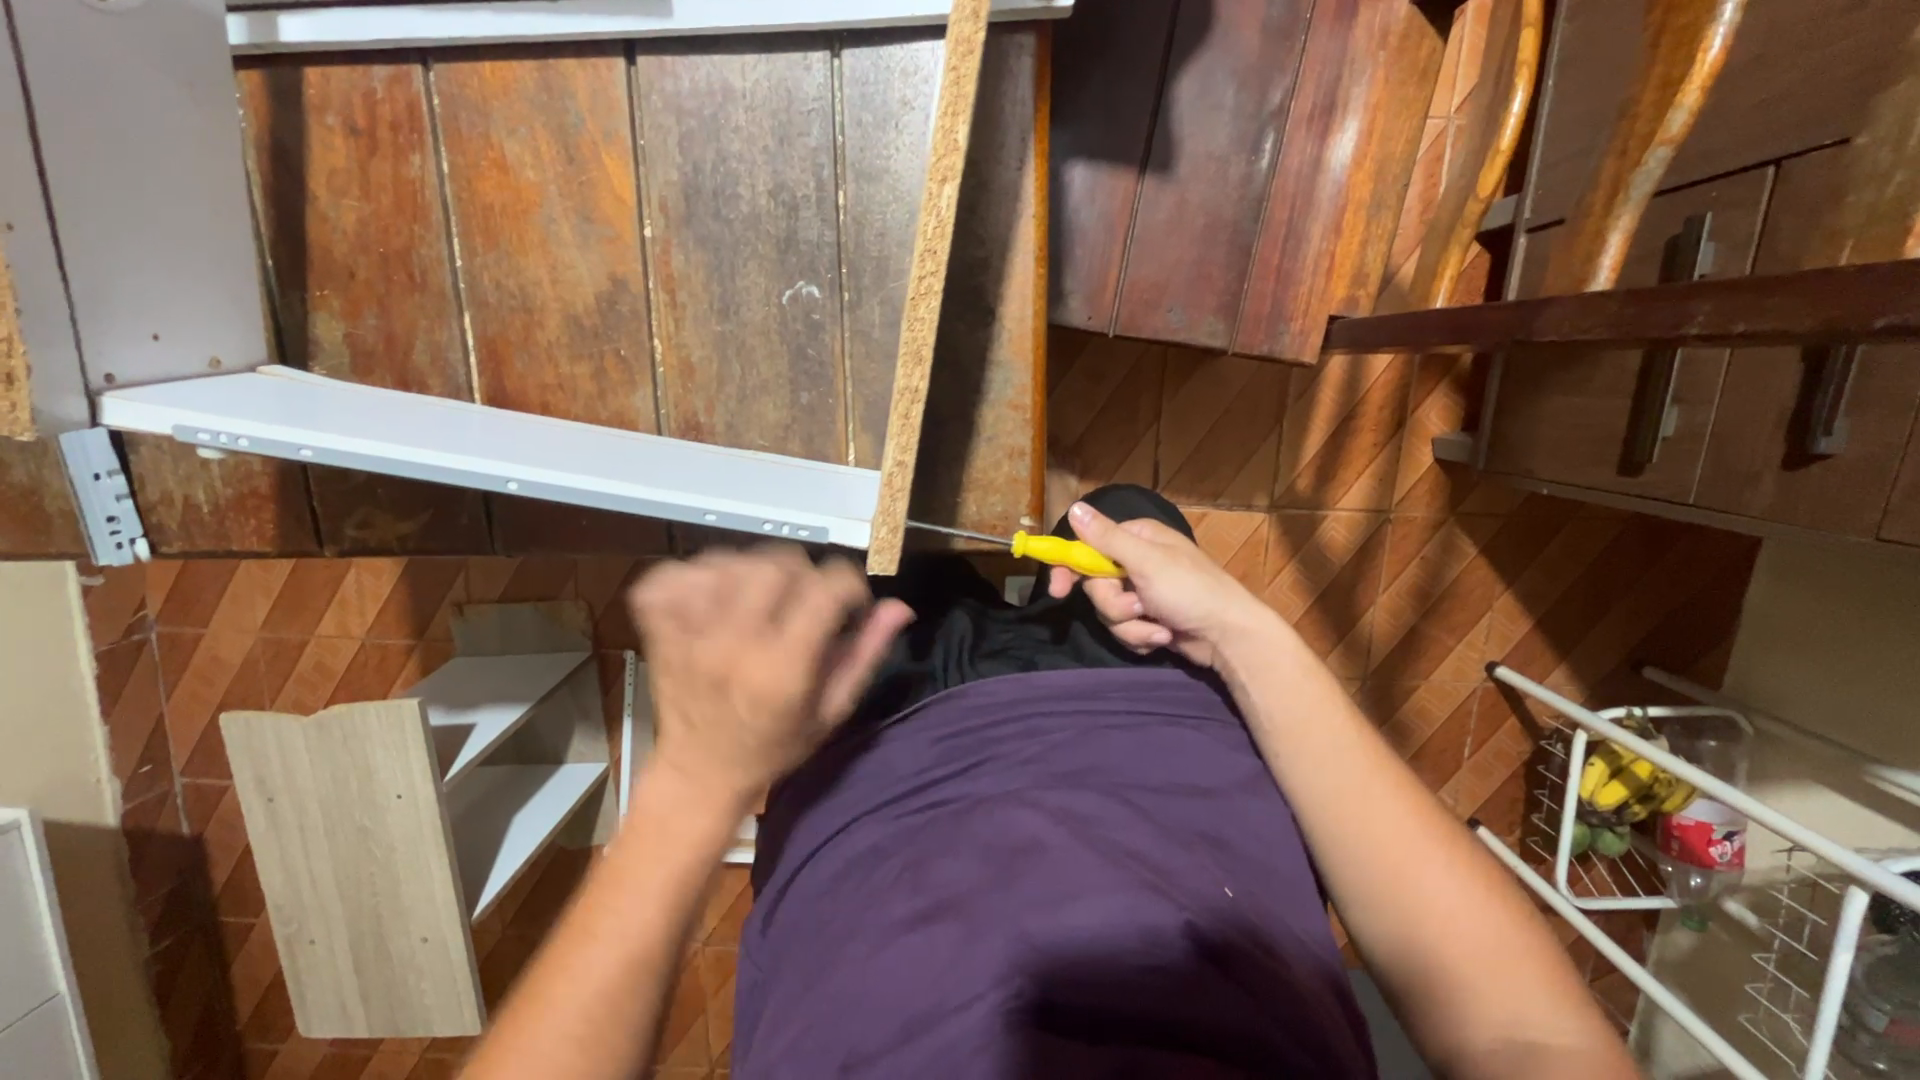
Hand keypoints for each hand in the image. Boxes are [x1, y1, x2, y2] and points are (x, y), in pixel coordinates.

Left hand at [626, 546, 913, 802]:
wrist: (699, 774)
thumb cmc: (775, 746)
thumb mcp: (832, 710)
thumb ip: (865, 654)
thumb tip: (900, 606)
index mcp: (782, 669)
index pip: (826, 588)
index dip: (848, 584)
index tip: (848, 601)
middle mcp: (733, 643)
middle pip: (777, 564)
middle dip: (803, 572)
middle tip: (805, 598)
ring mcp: (688, 633)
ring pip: (730, 561)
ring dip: (754, 570)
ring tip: (762, 597)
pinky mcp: (657, 628)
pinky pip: (675, 573)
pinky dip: (698, 575)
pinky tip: (717, 596)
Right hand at [1045, 501, 1277, 667]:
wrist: (1229, 636)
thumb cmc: (1191, 590)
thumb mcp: (1146, 561)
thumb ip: (1107, 538)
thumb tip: (1074, 507)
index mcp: (1136, 539)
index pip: (1088, 547)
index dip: (1069, 568)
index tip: (1057, 590)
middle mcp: (1137, 562)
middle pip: (1096, 585)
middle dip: (1114, 604)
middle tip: (1137, 608)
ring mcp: (1143, 593)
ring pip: (1109, 612)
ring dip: (1131, 626)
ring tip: (1159, 627)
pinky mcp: (1149, 620)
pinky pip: (1125, 630)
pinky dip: (1141, 637)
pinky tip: (1163, 637)